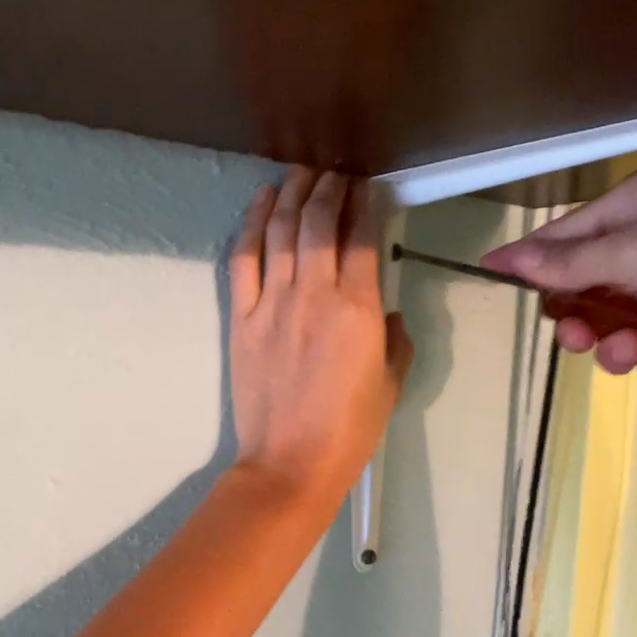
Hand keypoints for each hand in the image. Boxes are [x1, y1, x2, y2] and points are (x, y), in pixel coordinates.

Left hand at [227, 167, 412, 501]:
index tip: (366, 187)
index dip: (363, 203)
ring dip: (291, 193)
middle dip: (328, 188)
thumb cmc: (348, 431)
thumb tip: (386, 312)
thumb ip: (395, 341)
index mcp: (358, 309)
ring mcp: (272, 302)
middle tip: (335, 172)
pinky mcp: (242, 317)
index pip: (361, 237)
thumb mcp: (390, 385)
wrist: (289, 463)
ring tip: (300, 173)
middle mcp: (315, 293)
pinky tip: (261, 201)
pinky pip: (244, 258)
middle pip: (319, 222)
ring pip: (280, 229)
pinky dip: (251, 223)